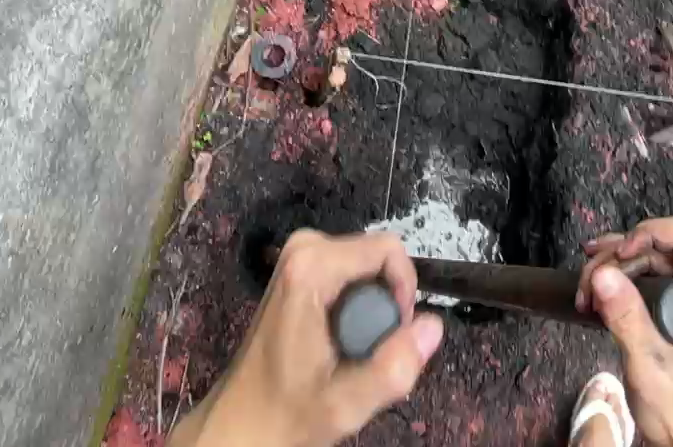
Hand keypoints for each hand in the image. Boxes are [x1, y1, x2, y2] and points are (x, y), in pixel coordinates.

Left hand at [169, 230, 443, 446]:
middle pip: (378, 258)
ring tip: (352, 352)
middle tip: (368, 353)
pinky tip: (339, 342)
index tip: (392, 337)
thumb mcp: (346, 404)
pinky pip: (352, 273)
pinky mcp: (300, 265)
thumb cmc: (286, 414)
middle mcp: (305, 246)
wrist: (238, 425)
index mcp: (312, 265)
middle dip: (385, 305)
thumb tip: (434, 326)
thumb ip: (394, 367)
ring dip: (372, 309)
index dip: (403, 293)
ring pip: (369, 267)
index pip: (389, 250)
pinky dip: (357, 306)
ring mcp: (300, 253)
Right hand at [576, 217, 672, 446]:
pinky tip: (589, 290)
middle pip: (656, 243)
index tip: (615, 258)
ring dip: (608, 267)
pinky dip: (611, 276)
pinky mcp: (668, 302)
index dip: (646, 235)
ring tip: (582, 295)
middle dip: (617, 256)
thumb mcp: (651, 366)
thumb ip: (628, 320)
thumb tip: (600, 272)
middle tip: (586, 287)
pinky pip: (638, 271)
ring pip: (642, 254)